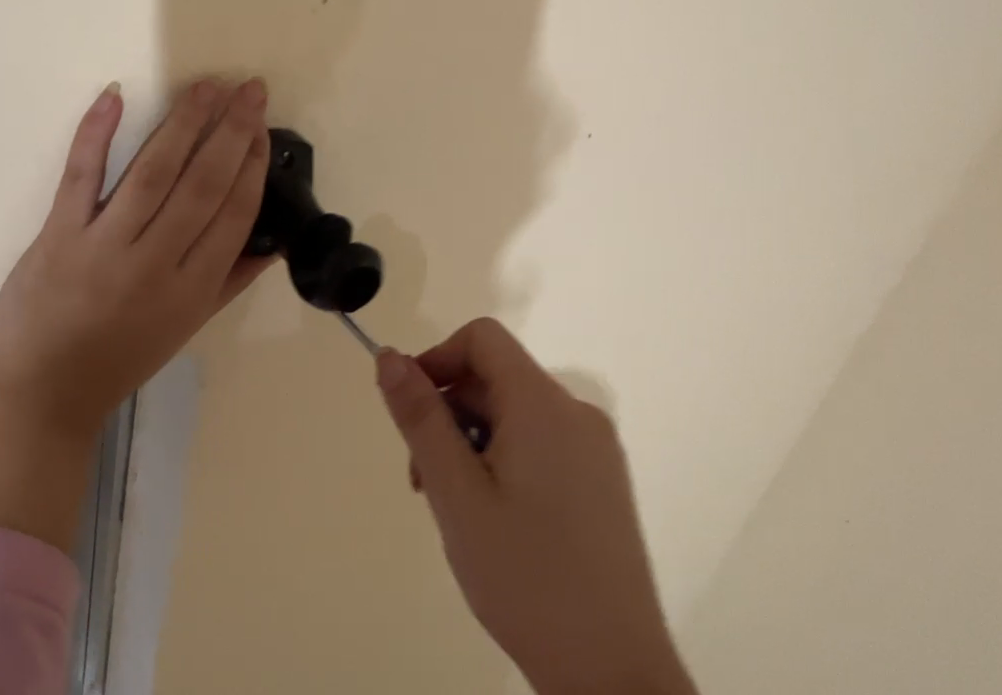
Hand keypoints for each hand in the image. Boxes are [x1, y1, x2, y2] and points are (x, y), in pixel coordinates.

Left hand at [0, 76, 274, 430]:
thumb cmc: (121, 358)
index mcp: (191, 289)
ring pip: (152, 172)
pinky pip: (81, 174)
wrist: (45, 388)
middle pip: (201, 184)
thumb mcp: (185, 327)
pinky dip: (97, 133)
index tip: (261, 127)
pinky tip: (115, 95)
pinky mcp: (59, 232)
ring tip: (206, 86)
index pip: (232, 214)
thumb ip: (228, 282)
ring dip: (182, 123)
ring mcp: (104, 245)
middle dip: (229, 131)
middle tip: (248, 88)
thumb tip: (272, 244)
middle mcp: (154, 262)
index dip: (251, 166)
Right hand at [375, 319, 697, 694]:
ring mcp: (596, 451)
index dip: (436, 362)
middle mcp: (577, 415)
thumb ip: (420, 417)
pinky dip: (501, 462)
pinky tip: (493, 520)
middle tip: (424, 482)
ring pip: (513, 415)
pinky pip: (539, 444)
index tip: (411, 417)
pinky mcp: (601, 483)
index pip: (482, 339)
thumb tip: (389, 355)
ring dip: (470, 442)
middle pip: (495, 378)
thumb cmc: (524, 576)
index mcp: (545, 406)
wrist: (612, 670)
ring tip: (455, 509)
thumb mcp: (455, 493)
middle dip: (448, 413)